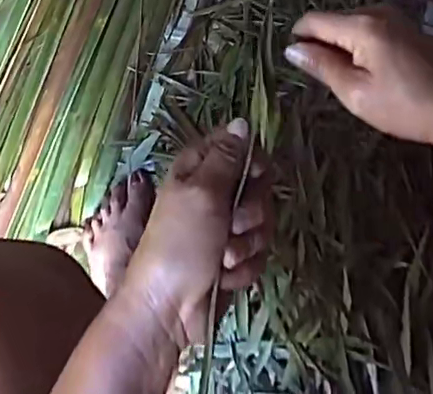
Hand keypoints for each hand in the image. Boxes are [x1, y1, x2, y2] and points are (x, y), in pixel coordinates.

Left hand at [115, 119, 269, 348]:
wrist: (169, 310)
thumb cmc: (180, 243)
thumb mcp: (202, 192)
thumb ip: (227, 157)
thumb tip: (243, 122)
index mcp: (199, 167)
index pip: (238, 145)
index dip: (252, 160)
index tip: (254, 176)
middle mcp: (214, 192)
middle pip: (258, 185)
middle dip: (251, 211)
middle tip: (231, 225)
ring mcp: (226, 226)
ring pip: (263, 221)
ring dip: (246, 244)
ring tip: (223, 258)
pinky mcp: (236, 257)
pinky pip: (259, 253)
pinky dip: (245, 267)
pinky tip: (224, 276)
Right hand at [286, 5, 432, 144]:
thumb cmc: (406, 107)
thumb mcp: (356, 93)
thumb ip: (322, 67)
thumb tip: (292, 49)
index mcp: (361, 25)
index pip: (314, 20)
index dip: (299, 39)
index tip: (298, 65)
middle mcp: (376, 11)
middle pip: (332, 21)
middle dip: (324, 46)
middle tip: (333, 82)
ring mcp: (394, 16)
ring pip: (350, 25)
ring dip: (343, 48)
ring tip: (355, 82)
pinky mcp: (406, 26)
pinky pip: (369, 29)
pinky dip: (362, 47)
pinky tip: (375, 74)